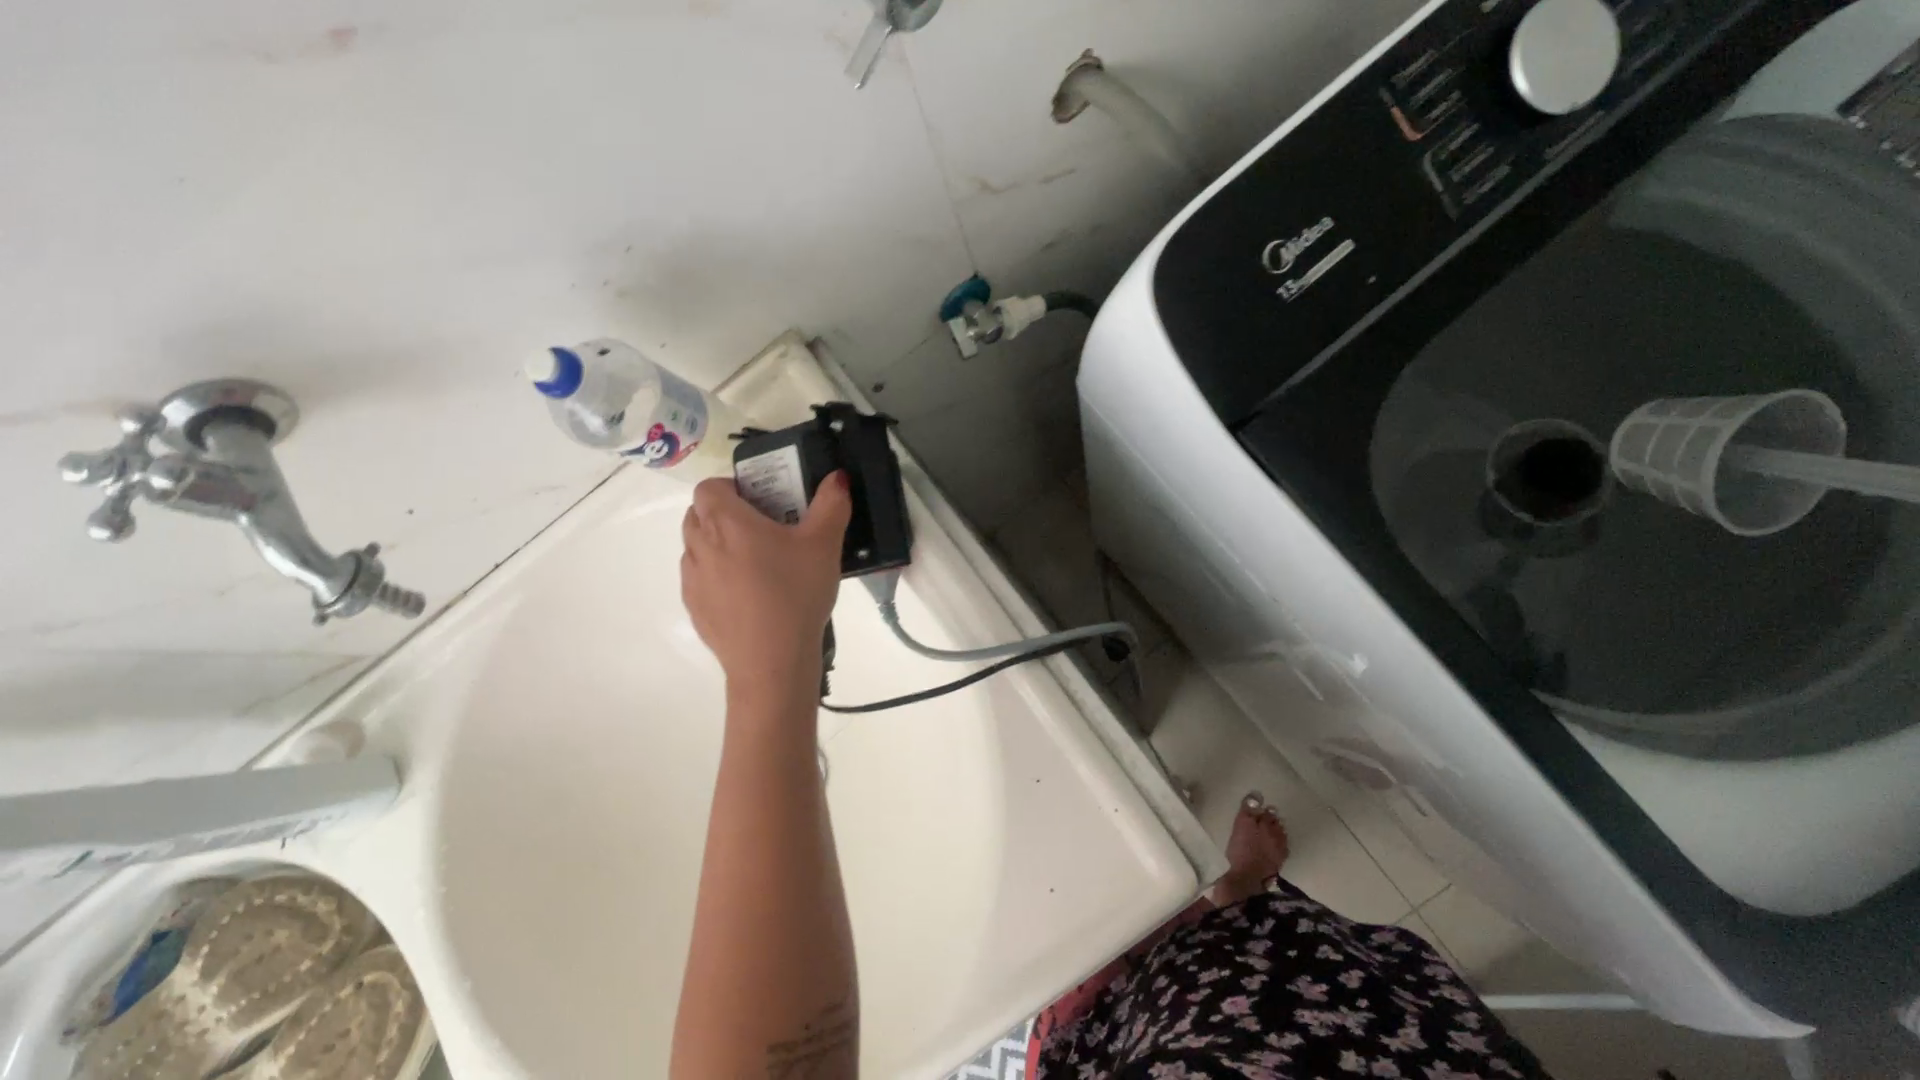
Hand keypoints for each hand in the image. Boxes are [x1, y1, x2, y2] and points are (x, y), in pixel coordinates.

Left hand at [681, 472, 851, 696]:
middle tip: (761, 529)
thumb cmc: (796, 594)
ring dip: (717, 545)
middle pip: (698, 514)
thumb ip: (831, 505)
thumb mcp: (824, 545)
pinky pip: (699, 578)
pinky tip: (748, 596)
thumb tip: (837, 478)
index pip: (708, 486)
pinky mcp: (693, 608)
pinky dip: (715, 577)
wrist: (771, 662)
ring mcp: (692, 578)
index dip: (730, 487)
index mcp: (726, 521)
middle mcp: (699, 544)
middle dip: (723, 514)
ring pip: (695, 547)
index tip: (759, 502)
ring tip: (754, 564)